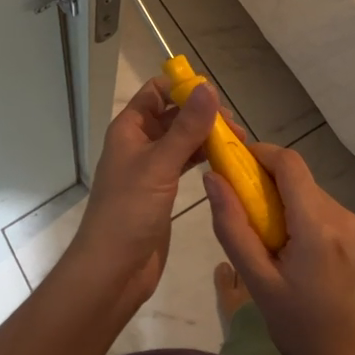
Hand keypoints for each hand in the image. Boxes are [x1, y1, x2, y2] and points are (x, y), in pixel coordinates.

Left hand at [64, 79, 221, 303]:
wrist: (114, 267)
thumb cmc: (130, 210)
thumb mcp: (160, 164)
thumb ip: (186, 127)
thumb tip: (208, 87)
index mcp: (129, 128)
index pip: (156, 92)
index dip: (182, 87)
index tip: (216, 95)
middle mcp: (139, 142)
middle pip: (173, 115)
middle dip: (202, 114)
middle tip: (236, 129)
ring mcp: (151, 168)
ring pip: (182, 140)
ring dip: (207, 137)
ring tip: (239, 144)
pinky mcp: (162, 190)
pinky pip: (185, 163)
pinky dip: (204, 159)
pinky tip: (227, 163)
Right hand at [205, 142, 354, 354]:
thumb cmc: (301, 330)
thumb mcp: (258, 282)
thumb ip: (232, 226)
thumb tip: (212, 177)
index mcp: (319, 228)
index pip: (289, 163)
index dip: (259, 153)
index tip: (232, 166)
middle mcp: (345, 219)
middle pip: (298, 179)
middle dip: (267, 185)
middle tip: (243, 215)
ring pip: (311, 194)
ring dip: (285, 203)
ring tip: (269, 243)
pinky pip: (325, 212)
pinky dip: (303, 217)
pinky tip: (294, 252)